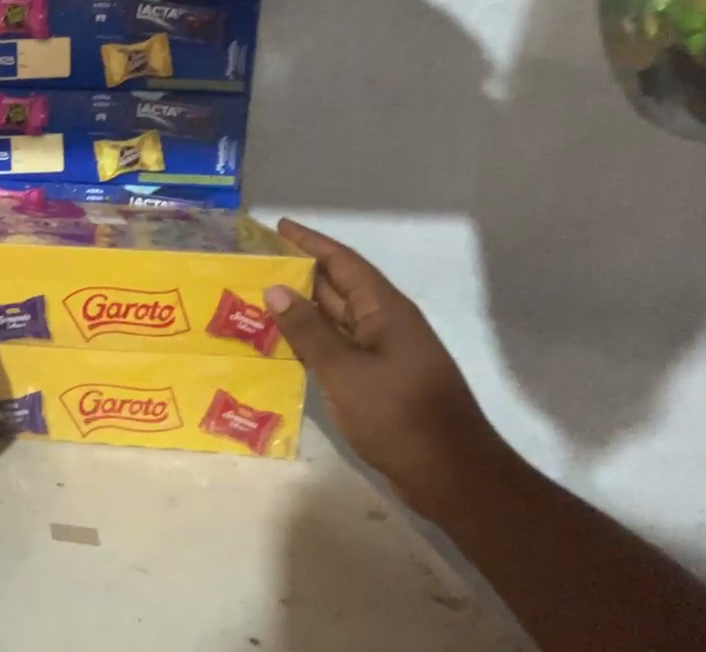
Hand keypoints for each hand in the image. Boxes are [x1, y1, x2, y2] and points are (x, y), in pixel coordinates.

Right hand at [265, 218, 515, 516]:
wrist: (454, 478)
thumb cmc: (400, 416)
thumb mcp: (345, 371)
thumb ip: (308, 329)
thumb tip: (274, 289)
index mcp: (385, 311)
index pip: (343, 262)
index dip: (311, 242)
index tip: (278, 227)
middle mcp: (385, 325)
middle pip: (337, 287)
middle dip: (297, 273)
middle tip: (252, 262)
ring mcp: (382, 354)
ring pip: (334, 319)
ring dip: (298, 308)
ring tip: (254, 297)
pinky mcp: (376, 380)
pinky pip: (335, 346)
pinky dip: (307, 339)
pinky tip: (277, 342)